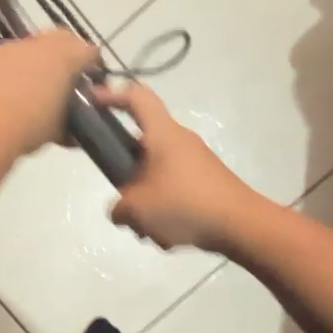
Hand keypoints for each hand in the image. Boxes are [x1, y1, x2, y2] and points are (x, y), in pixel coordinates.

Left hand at [0, 31, 102, 156]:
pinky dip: (6, 74)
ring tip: (27, 92)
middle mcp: (38, 45)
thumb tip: (73, 130)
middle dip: (64, 56)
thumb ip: (69, 122)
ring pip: (28, 50)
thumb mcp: (59, 129)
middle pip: (59, 40)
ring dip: (32, 65)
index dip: (91, 65)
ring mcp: (8, 49)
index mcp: (64, 58)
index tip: (90, 80)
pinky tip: (0, 96)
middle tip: (61, 80)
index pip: (88, 52)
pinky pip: (1, 62)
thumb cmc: (30, 127)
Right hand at [97, 83, 262, 251]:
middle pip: (141, 150)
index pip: (136, 97)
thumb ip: (118, 207)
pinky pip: (173, 194)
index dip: (112, 95)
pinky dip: (165, 213)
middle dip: (127, 180)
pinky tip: (168, 236)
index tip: (92, 103)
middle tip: (122, 201)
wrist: (240, 224)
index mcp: (162, 134)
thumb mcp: (137, 209)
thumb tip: (120, 210)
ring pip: (155, 179)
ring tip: (148, 230)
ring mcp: (194, 163)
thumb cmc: (184, 205)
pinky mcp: (205, 184)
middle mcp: (179, 141)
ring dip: (146, 205)